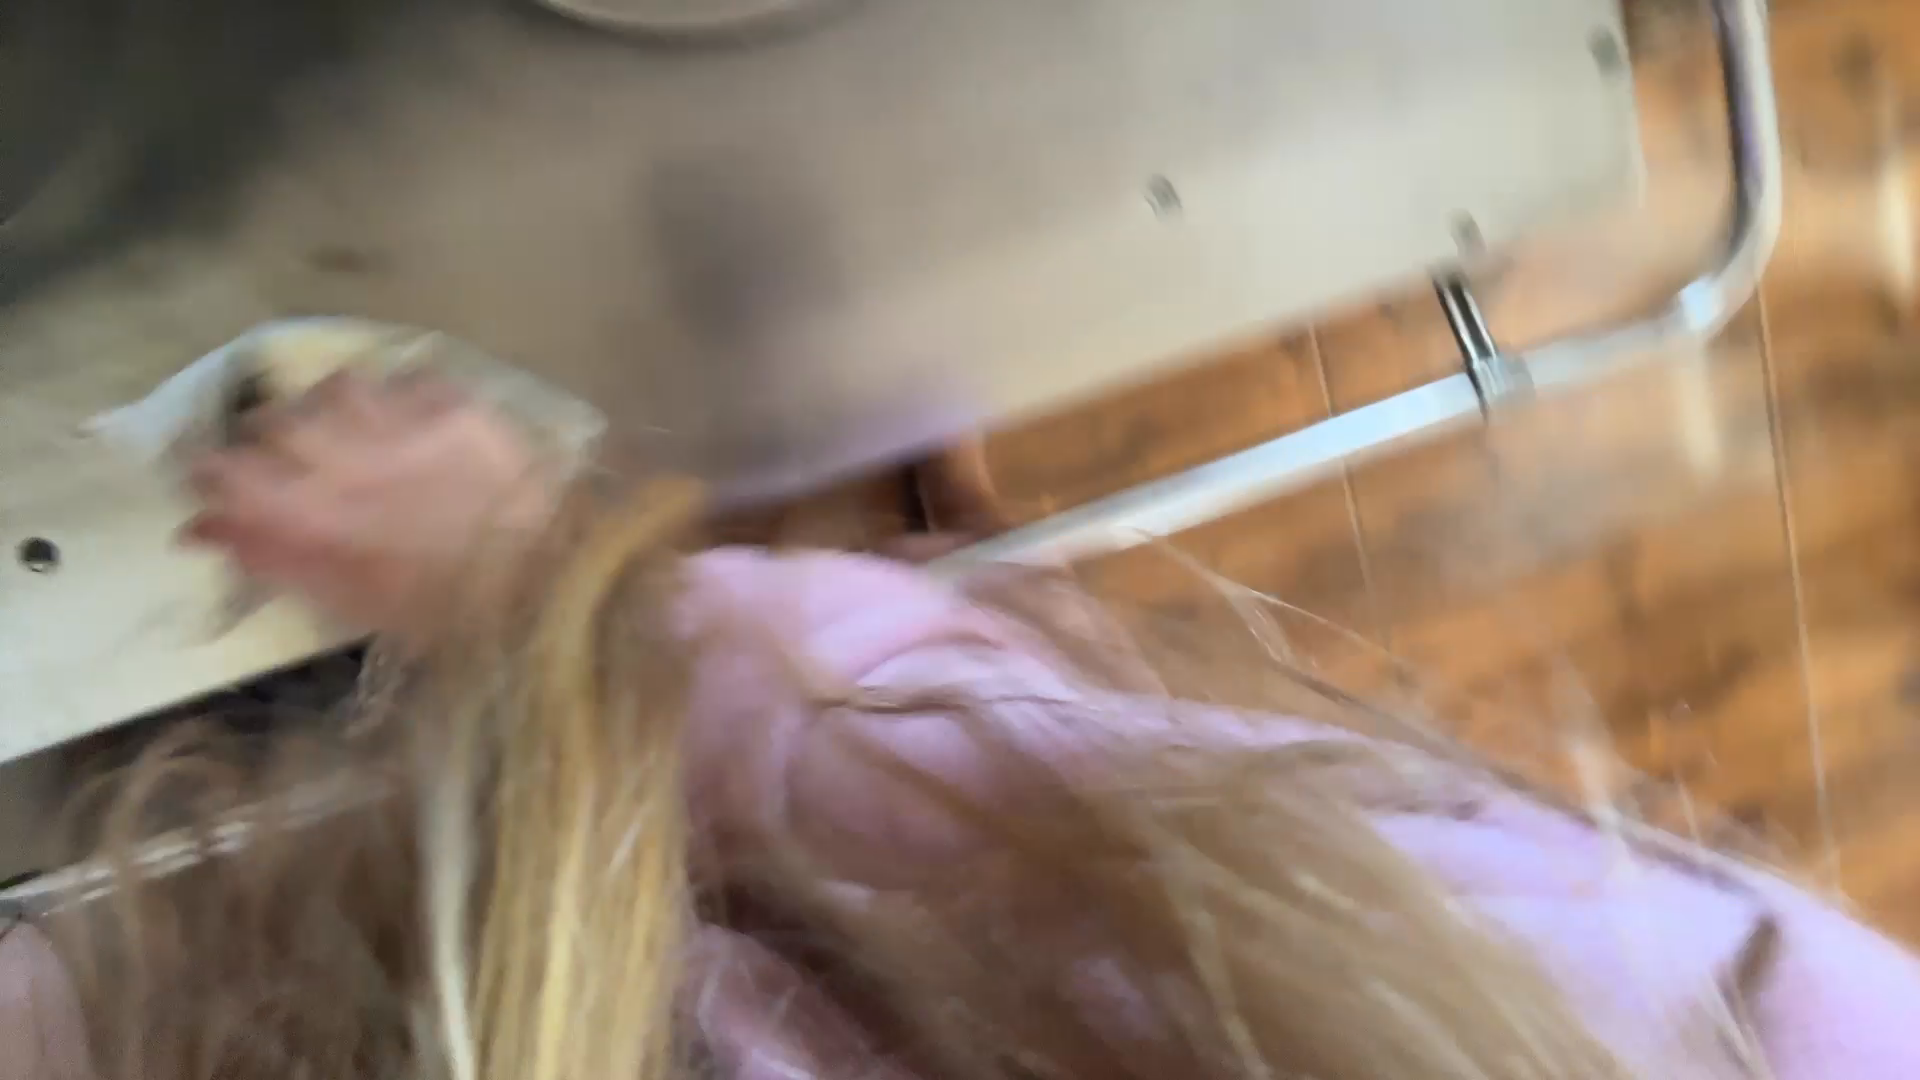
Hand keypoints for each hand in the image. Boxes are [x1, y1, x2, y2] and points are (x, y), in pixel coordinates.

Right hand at [180, 371, 556, 642]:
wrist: (550, 576)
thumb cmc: (450, 606)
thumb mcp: (352, 599)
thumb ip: (275, 558)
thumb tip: (202, 529)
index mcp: (310, 510)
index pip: (223, 467)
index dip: (224, 474)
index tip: (237, 484)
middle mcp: (345, 455)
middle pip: (277, 418)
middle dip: (282, 437)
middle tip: (311, 459)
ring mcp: (406, 424)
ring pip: (340, 388)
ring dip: (341, 407)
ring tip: (365, 431)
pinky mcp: (463, 409)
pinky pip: (413, 378)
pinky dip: (407, 395)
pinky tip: (419, 420)